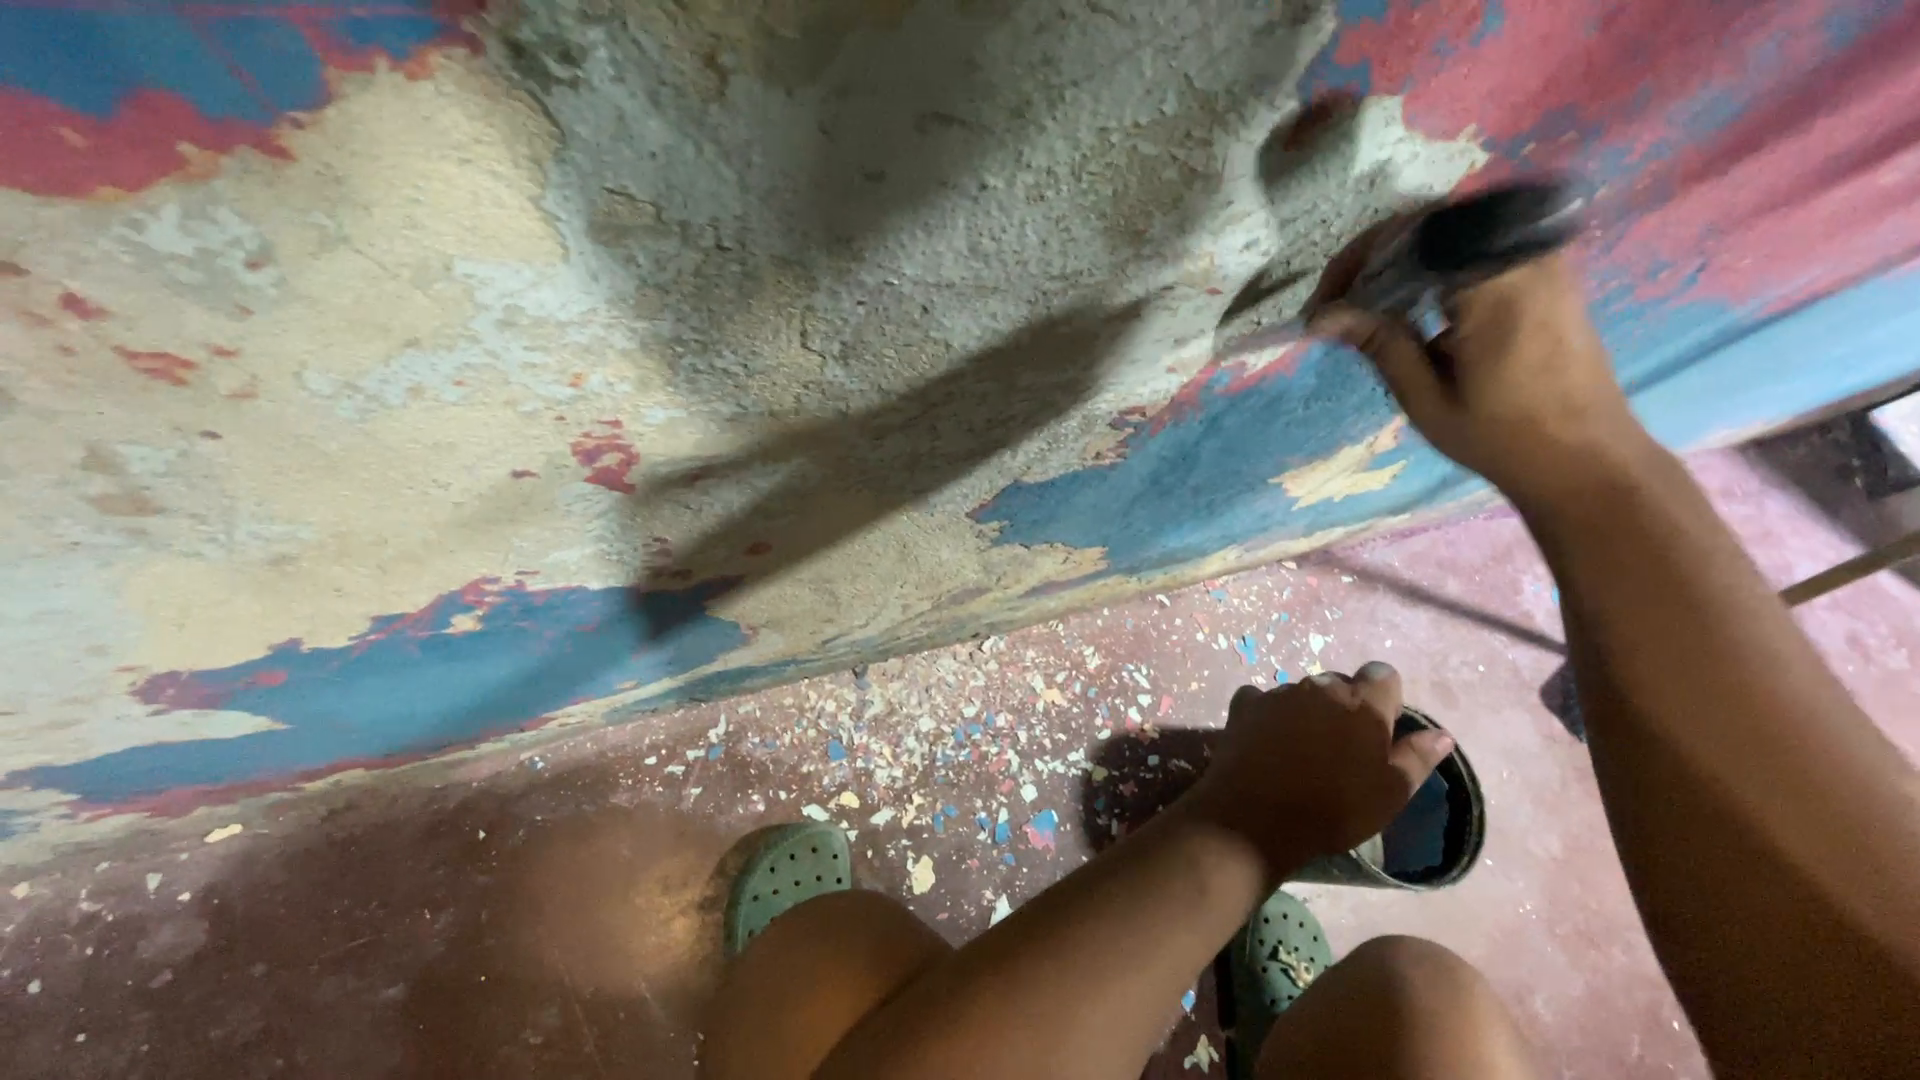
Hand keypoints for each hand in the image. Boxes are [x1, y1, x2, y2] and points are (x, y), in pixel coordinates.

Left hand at [1183, 662, 1454, 871]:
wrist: (1257, 817)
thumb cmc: (1334, 809)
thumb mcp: (1391, 792)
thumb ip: (1417, 757)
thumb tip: (1441, 734)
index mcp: (1363, 703)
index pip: (1382, 675)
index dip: (1383, 698)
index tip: (1379, 728)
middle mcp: (1320, 687)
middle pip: (1339, 683)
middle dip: (1343, 705)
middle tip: (1339, 747)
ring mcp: (1278, 693)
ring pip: (1300, 692)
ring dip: (1305, 711)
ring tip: (1300, 750)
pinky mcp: (1244, 705)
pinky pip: (1261, 699)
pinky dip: (1267, 714)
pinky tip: (1265, 741)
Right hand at [1306, 224, 1650, 502]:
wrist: (1586, 457)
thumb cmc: (1503, 439)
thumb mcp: (1428, 400)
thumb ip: (1381, 344)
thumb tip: (1324, 316)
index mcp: (1495, 289)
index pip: (1412, 236)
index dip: (1357, 260)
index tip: (1324, 306)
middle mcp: (1525, 260)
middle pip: (1432, 224)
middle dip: (1375, 256)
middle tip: (1339, 302)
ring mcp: (1544, 262)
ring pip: (1454, 232)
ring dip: (1402, 261)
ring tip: (1367, 304)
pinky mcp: (1548, 274)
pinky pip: (1479, 248)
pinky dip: (1434, 267)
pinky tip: (1411, 306)